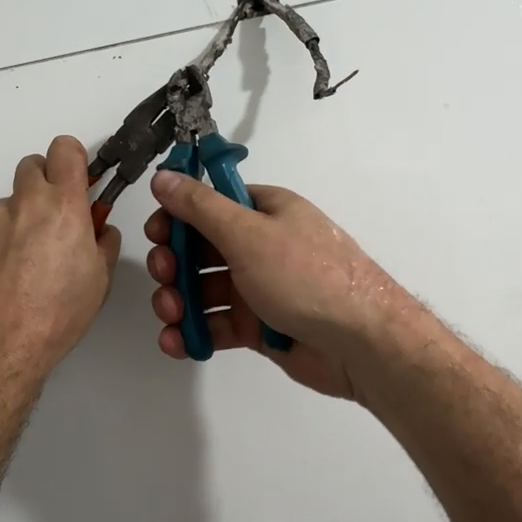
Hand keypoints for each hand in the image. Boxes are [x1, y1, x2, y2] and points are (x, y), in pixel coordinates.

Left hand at [0, 136, 122, 379]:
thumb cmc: (52, 317)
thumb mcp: (98, 282)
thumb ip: (102, 244)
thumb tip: (99, 229)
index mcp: (63, 207)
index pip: (65, 150)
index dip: (73, 159)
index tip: (78, 178)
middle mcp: (25, 203)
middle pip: (33, 165)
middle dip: (45, 183)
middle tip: (54, 219)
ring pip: (10, 202)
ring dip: (21, 219)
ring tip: (25, 264)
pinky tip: (2, 277)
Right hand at [144, 171, 414, 399]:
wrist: (364, 346)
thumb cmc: (306, 276)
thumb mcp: (248, 233)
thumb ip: (199, 206)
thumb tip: (162, 176)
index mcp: (265, 212)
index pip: (209, 204)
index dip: (177, 216)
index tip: (157, 233)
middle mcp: (261, 245)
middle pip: (200, 248)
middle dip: (173, 263)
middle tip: (163, 276)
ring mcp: (260, 287)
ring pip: (203, 290)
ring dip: (178, 300)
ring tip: (170, 316)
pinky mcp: (260, 327)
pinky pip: (216, 324)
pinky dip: (194, 332)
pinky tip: (176, 342)